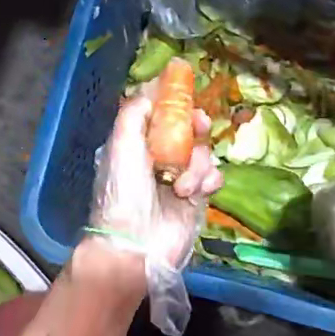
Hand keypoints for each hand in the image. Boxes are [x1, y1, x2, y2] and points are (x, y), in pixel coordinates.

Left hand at [84, 85, 221, 333]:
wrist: (136, 245)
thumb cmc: (124, 193)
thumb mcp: (121, 145)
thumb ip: (135, 113)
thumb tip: (151, 90)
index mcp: (135, 143)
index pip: (157, 113)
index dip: (171, 100)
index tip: (183, 91)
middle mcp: (157, 157)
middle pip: (186, 128)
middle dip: (194, 123)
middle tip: (199, 124)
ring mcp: (179, 177)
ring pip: (203, 151)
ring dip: (197, 163)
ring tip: (182, 185)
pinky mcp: (196, 197)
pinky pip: (213, 176)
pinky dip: (208, 180)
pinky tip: (196, 192)